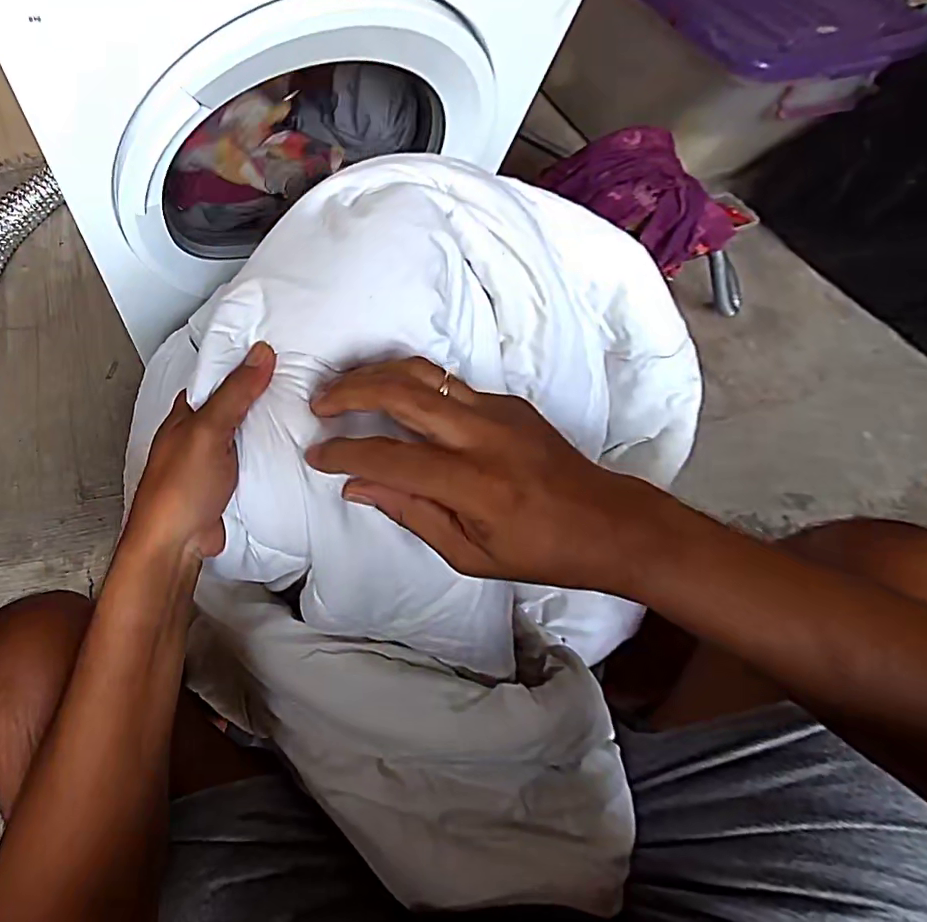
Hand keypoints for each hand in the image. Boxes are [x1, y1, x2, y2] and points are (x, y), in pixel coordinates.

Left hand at [123, 342, 275, 565]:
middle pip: (233, 404)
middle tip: (292, 382)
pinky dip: (264, 454)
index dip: (242, 364)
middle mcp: (196, 434)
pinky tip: (281, 451)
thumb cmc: (176, 491)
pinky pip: (249, 459)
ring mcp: (210, 459)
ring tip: (293, 412)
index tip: (273, 354)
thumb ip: (234, 393)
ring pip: (242, 432)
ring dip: (263, 426)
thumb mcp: (209, 430)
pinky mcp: (224, 483)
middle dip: (258, 395)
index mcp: (185, 414)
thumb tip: (258, 356)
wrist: (176, 543)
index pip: (217, 377)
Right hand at [304, 357, 685, 593]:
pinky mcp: (507, 401)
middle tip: (319, 403)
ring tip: (345, 386)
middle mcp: (483, 436)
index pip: (391, 458)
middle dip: (350, 392)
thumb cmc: (540, 551)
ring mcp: (498, 410)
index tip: (317, 456)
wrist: (609, 521)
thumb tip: (357, 486)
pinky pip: (447, 382)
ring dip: (375, 373)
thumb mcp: (468, 554)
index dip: (345, 454)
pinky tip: (393, 399)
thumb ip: (410, 513)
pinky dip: (410, 384)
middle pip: (402, 393)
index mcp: (474, 485)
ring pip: (423, 372)